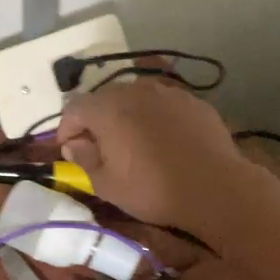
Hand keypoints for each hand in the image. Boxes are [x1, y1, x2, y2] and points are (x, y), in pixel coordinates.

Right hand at [56, 78, 253, 225]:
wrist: (214, 187)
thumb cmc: (151, 189)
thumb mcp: (106, 184)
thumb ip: (84, 159)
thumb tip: (73, 145)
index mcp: (108, 109)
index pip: (74, 108)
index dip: (66, 128)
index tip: (68, 150)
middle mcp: (135, 90)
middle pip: (104, 98)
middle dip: (95, 120)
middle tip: (97, 146)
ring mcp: (168, 92)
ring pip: (135, 98)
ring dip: (125, 116)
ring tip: (130, 142)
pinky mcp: (193, 101)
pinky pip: (162, 104)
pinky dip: (153, 117)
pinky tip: (161, 140)